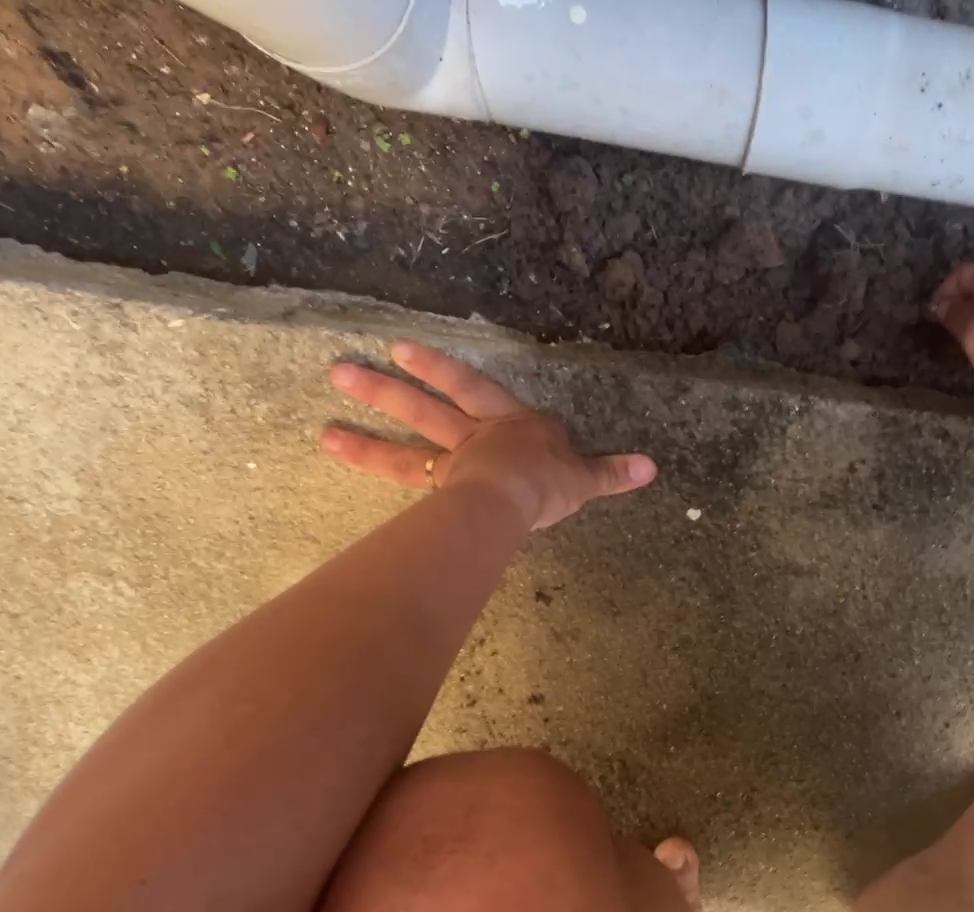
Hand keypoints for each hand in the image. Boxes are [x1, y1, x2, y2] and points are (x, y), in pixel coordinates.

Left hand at [321, 341, 656, 529]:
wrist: (514, 496)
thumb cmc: (549, 481)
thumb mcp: (586, 477)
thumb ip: (612, 472)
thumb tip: (653, 467)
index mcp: (514, 425)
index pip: (480, 394)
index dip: (446, 374)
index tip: (405, 352)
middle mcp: (477, 434)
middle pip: (429, 408)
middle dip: (388, 392)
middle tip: (340, 371)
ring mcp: (453, 461)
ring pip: (404, 445)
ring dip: (364, 433)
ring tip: (320, 428)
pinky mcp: (439, 488)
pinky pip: (400, 476)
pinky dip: (370, 466)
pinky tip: (335, 454)